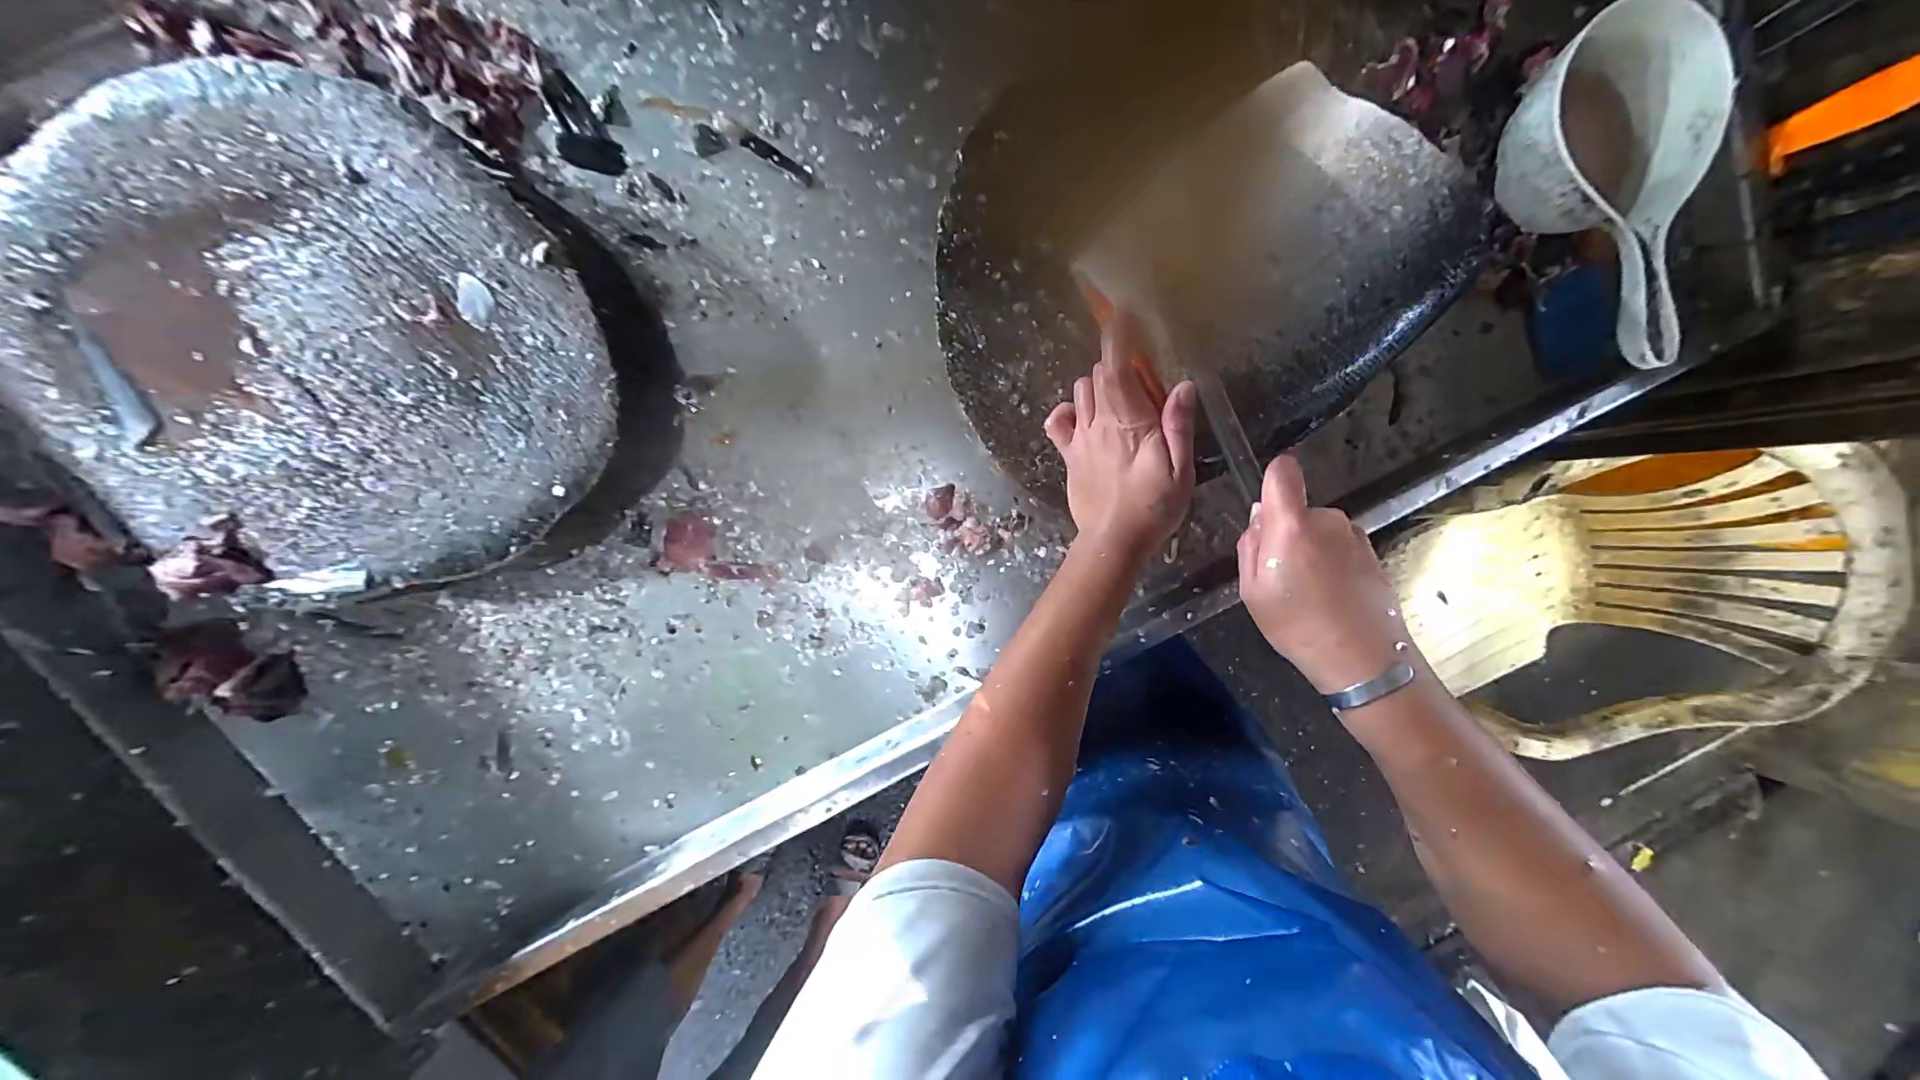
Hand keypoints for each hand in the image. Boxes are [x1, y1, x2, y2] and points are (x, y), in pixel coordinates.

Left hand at [1044, 314, 1196, 560]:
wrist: (1114, 540)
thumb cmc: (1153, 507)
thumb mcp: (1180, 469)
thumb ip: (1178, 425)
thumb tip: (1182, 385)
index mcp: (1127, 422)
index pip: (1115, 369)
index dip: (1116, 340)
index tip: (1120, 315)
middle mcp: (1098, 423)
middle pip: (1096, 376)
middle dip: (1116, 368)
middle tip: (1143, 387)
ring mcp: (1080, 439)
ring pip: (1080, 393)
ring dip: (1097, 387)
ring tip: (1120, 404)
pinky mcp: (1069, 456)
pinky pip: (1058, 422)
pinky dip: (1066, 412)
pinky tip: (1081, 418)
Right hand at [1237, 455, 1409, 693]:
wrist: (1363, 659)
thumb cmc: (1297, 626)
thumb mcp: (1251, 591)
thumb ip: (1250, 546)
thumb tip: (1260, 516)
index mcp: (1293, 526)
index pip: (1283, 472)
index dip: (1272, 480)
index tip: (1266, 508)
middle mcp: (1328, 521)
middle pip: (1297, 510)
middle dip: (1284, 533)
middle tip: (1279, 574)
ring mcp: (1355, 536)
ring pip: (1318, 530)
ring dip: (1308, 549)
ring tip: (1305, 591)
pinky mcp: (1372, 553)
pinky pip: (1338, 546)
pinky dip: (1329, 562)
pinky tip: (1328, 595)